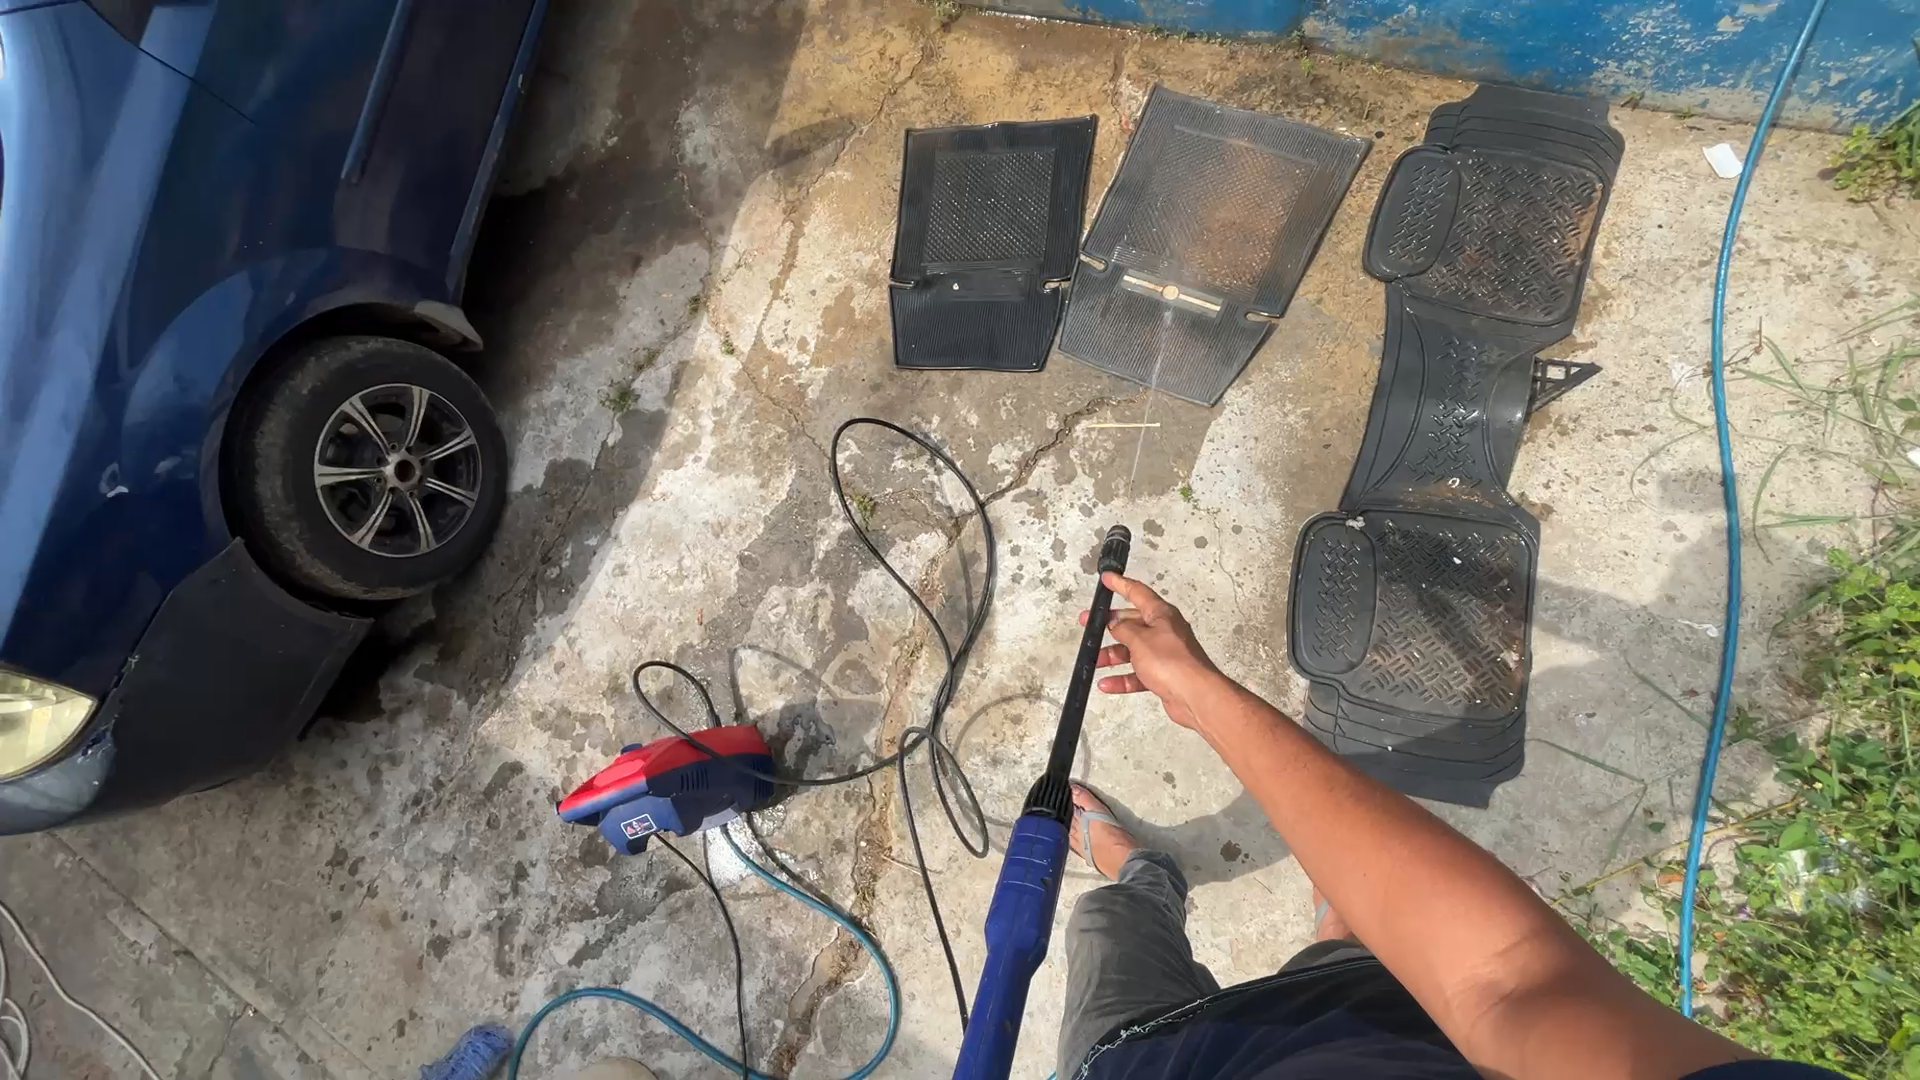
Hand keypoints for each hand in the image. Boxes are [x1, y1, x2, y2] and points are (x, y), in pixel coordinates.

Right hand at [1080, 573, 1220, 729]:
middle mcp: (1164, 632)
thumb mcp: (1139, 639)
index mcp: (1162, 615)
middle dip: (1109, 625)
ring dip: (1112, 656)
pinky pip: (1137, 674)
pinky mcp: (1163, 675)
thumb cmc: (1173, 663)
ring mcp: (1164, 654)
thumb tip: (1114, 623)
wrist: (1194, 696)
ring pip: (1132, 651)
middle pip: (1132, 623)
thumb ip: (1123, 629)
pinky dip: (1122, 678)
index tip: (1108, 578)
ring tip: (1095, 661)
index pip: (1138, 593)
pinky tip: (1107, 684)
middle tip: (1090, 623)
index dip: (1121, 584)